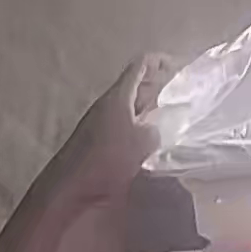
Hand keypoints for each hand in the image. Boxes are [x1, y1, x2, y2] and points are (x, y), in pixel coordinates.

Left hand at [45, 54, 174, 205]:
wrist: (70, 190)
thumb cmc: (105, 159)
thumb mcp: (140, 144)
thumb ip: (154, 131)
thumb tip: (156, 129)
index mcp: (118, 96)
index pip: (141, 65)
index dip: (160, 61)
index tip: (179, 67)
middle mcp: (110, 103)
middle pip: (136, 83)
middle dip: (158, 82)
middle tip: (180, 89)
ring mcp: (103, 121)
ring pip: (132, 104)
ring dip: (151, 104)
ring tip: (172, 112)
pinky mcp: (100, 140)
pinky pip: (127, 121)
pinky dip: (142, 123)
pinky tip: (153, 138)